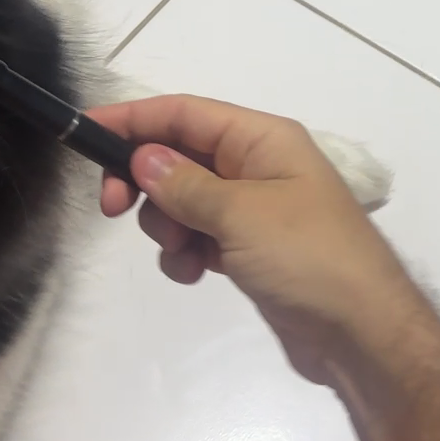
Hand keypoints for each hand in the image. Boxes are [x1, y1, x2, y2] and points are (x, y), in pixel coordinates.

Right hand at [89, 96, 425, 383]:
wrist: (359, 327)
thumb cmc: (307, 255)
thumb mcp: (243, 213)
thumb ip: (187, 185)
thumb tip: (143, 155)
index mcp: (264, 139)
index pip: (187, 113)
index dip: (134, 117)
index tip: (81, 132)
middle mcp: (258, 164)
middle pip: (180, 154)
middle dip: (145, 180)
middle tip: (112, 209)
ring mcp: (255, 207)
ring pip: (184, 199)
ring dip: (169, 225)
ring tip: (188, 254)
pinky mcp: (250, 247)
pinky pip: (199, 236)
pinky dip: (187, 252)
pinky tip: (200, 274)